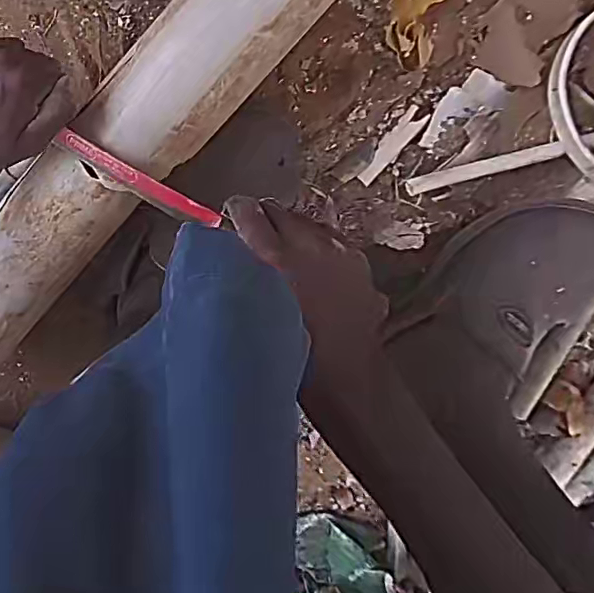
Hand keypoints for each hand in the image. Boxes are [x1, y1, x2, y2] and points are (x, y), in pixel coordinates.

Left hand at [0, 39, 74, 174]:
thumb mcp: (34, 140)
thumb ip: (59, 111)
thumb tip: (69, 92)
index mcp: (24, 78)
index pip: (57, 71)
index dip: (50, 91)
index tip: (39, 106)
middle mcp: (7, 58)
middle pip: (40, 61)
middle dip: (36, 81)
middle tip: (22, 105)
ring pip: (23, 55)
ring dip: (20, 72)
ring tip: (7, 95)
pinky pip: (5, 51)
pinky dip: (4, 65)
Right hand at [227, 196, 386, 371]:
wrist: (350, 380)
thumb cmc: (294, 355)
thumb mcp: (255, 310)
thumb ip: (243, 271)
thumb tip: (233, 248)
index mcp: (279, 255)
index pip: (250, 212)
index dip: (238, 215)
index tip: (231, 224)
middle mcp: (314, 244)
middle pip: (282, 213)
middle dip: (266, 223)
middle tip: (254, 245)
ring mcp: (344, 253)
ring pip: (310, 227)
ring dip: (295, 236)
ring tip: (286, 261)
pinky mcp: (362, 267)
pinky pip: (334, 246)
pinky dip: (321, 253)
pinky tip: (316, 278)